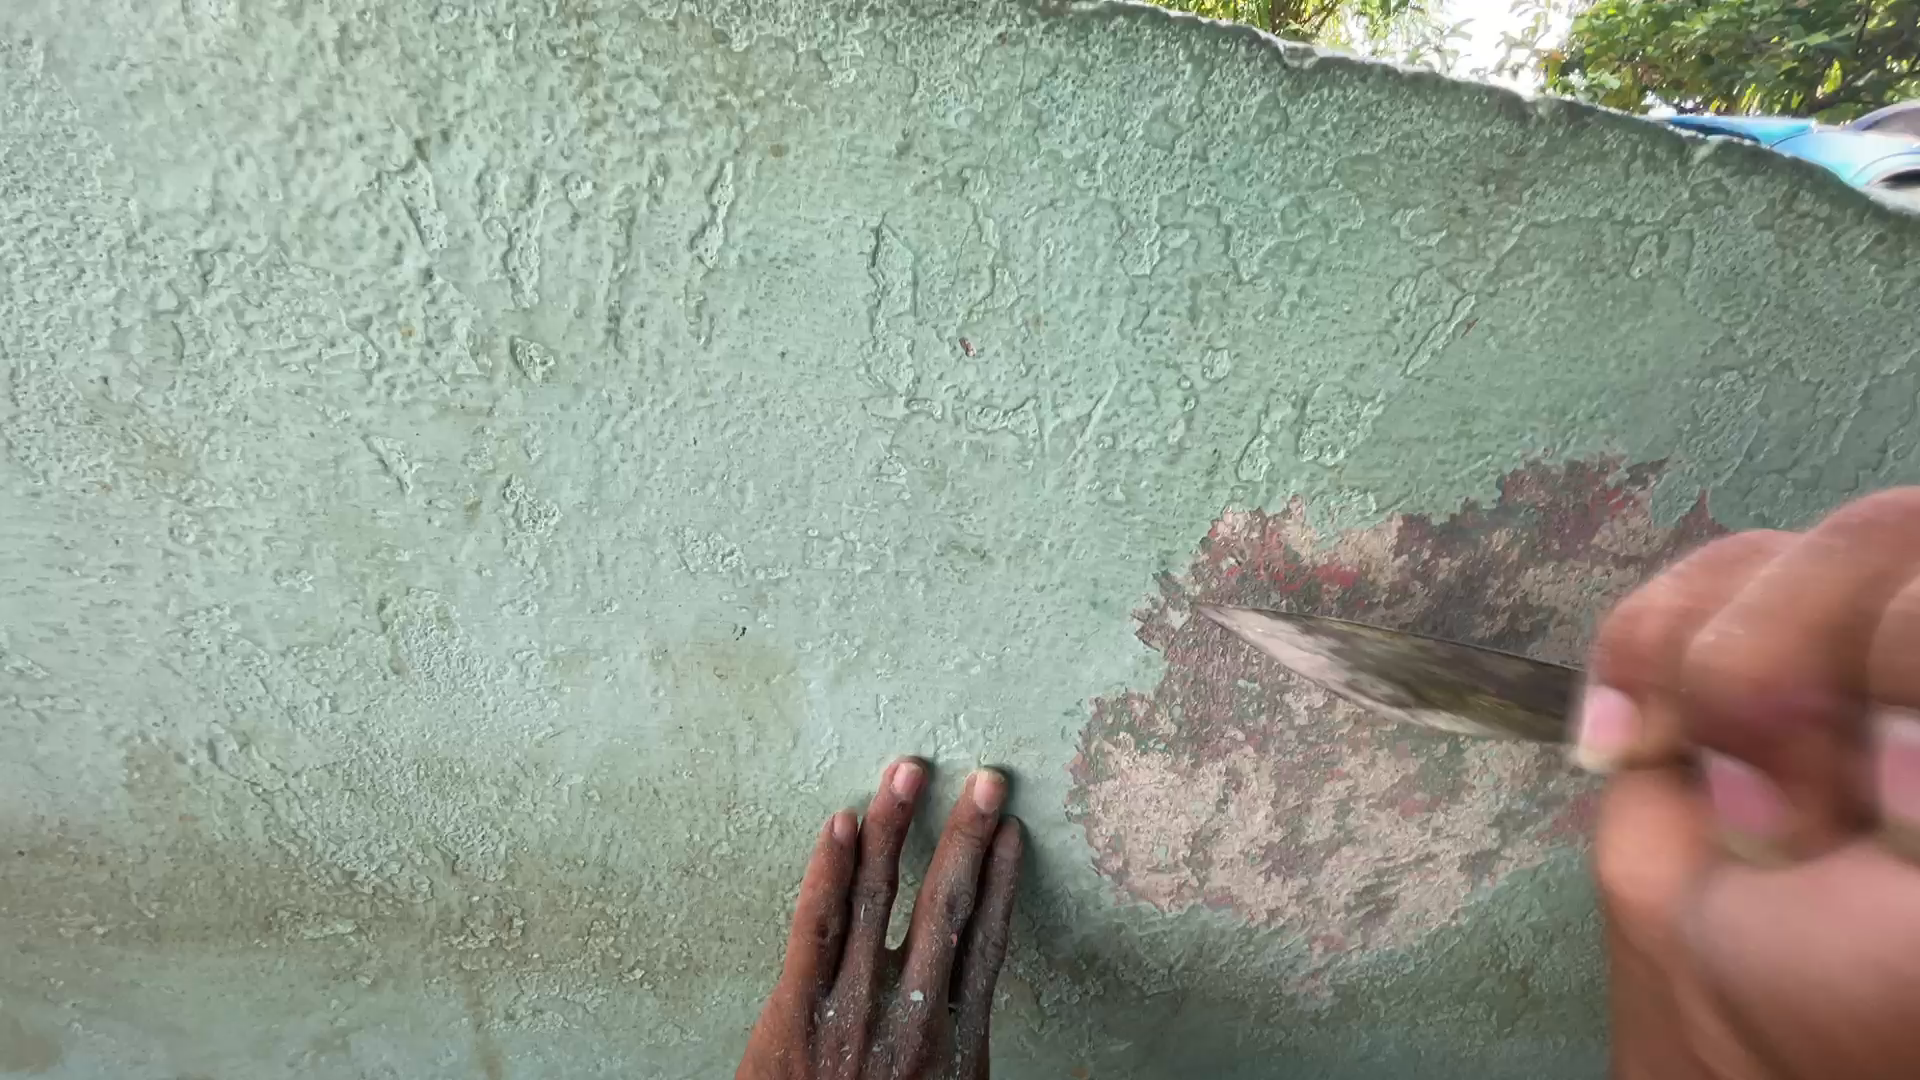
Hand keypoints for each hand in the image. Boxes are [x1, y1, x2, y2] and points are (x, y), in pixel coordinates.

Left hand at [737, 759, 1022, 1079]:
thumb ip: (989, 1064)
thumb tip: (1048, 1043)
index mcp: (954, 1039)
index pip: (989, 938)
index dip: (1003, 877)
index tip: (1012, 830)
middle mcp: (911, 1013)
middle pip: (947, 902)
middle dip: (968, 834)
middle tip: (986, 779)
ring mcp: (851, 1007)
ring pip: (880, 896)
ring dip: (898, 827)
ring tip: (909, 774)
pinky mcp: (794, 1011)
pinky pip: (816, 924)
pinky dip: (830, 870)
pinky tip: (842, 823)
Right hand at [1578, 489, 1919, 1078]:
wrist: (1728, 972)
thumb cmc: (1873, 981)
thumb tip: (1887, 732)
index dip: (1907, 668)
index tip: (1890, 814)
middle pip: (1879, 536)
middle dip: (1794, 684)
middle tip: (1795, 815)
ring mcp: (1833, 621)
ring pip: (1761, 556)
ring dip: (1706, 691)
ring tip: (1727, 794)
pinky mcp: (1714, 629)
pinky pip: (1661, 591)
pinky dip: (1627, 668)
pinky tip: (1638, 747)